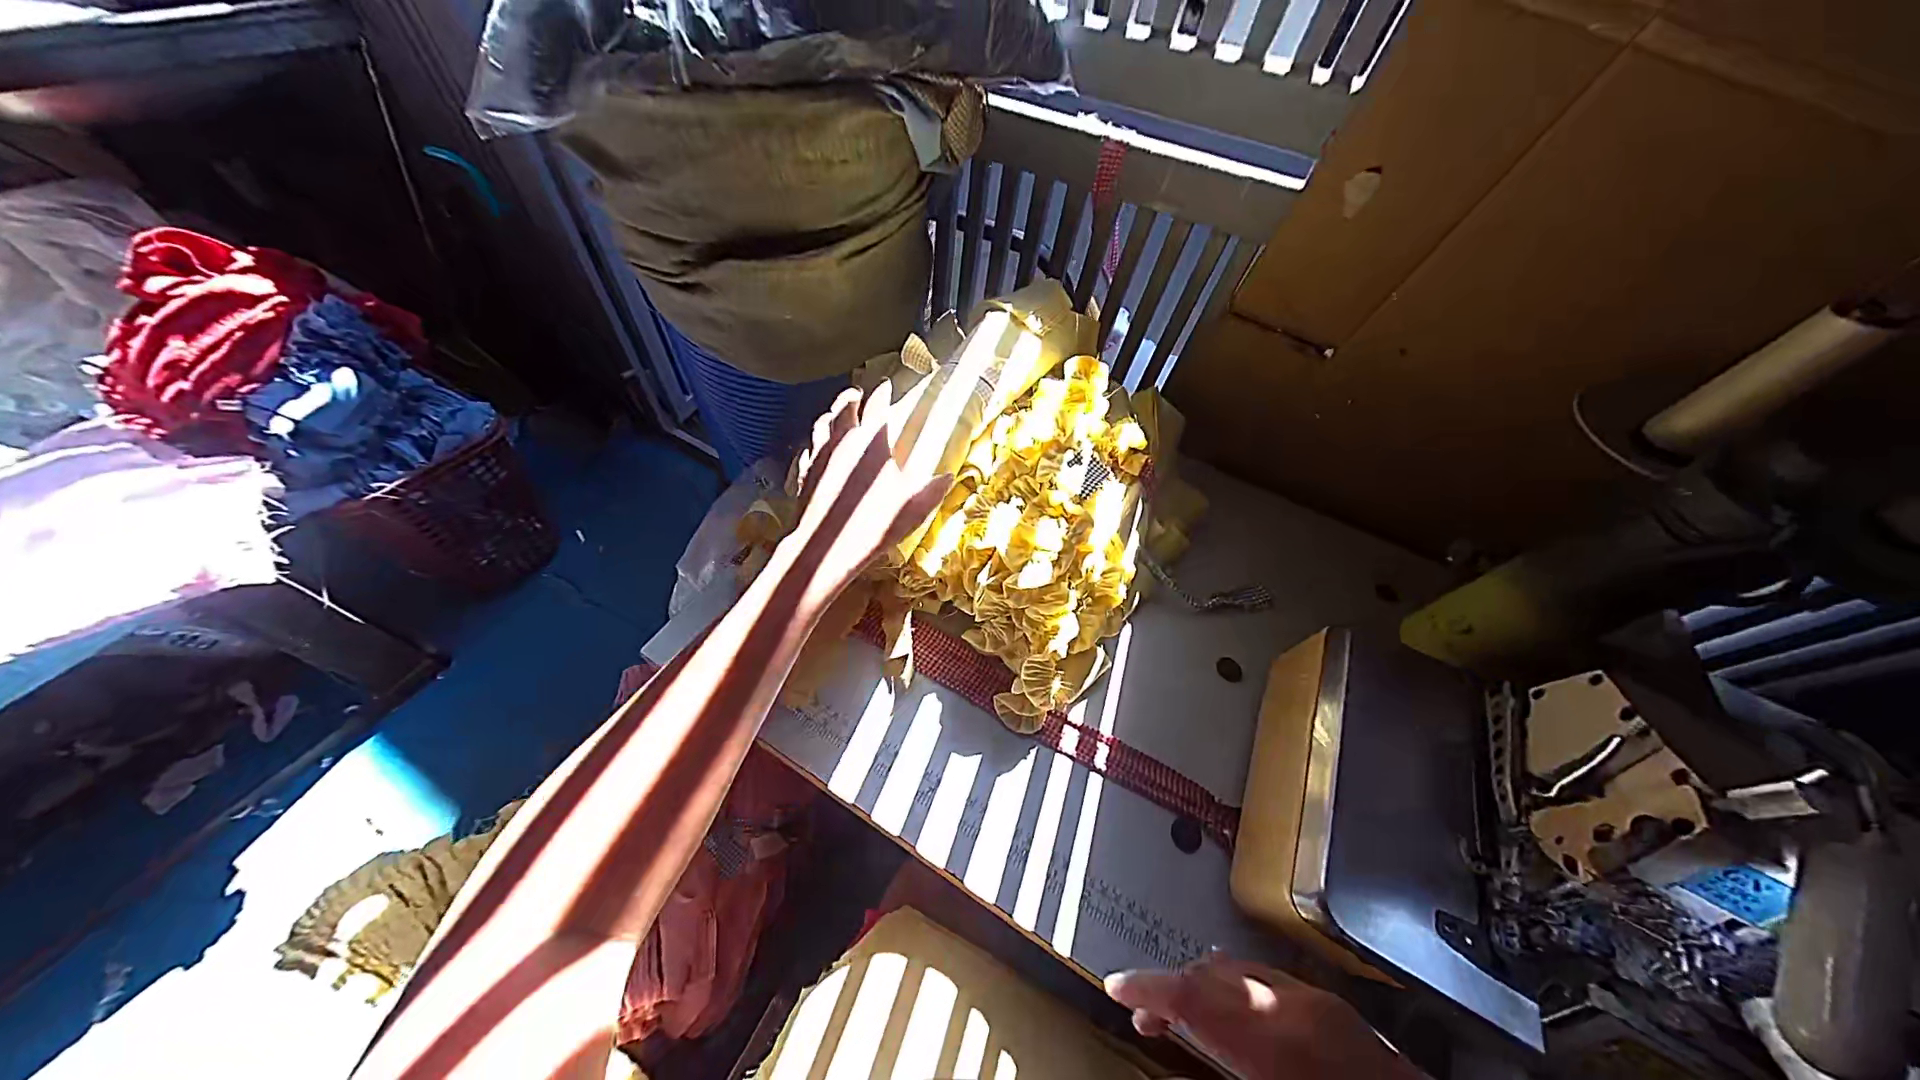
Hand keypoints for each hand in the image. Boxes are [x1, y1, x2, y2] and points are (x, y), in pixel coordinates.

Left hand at [785, 382, 950, 598]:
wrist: (828, 547)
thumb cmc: (875, 523)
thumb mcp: (915, 506)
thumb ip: (933, 488)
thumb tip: (948, 476)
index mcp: (871, 440)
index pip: (877, 404)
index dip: (882, 393)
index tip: (886, 386)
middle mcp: (842, 441)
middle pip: (844, 407)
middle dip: (852, 396)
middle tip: (858, 393)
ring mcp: (819, 457)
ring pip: (821, 424)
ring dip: (830, 415)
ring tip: (836, 415)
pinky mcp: (804, 475)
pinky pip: (807, 451)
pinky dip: (814, 444)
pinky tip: (816, 450)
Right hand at [1104, 952, 1424, 1079]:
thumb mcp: (1255, 1077)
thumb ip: (1221, 1054)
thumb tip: (1179, 1022)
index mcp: (1271, 1038)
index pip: (1193, 994)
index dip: (1147, 986)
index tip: (1117, 986)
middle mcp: (1293, 1008)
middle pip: (1212, 974)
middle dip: (1172, 988)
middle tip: (1147, 1014)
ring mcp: (1318, 1005)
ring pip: (1241, 971)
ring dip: (1205, 987)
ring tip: (1185, 1014)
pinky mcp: (1335, 1010)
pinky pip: (1272, 981)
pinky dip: (1241, 988)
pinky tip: (1235, 1009)